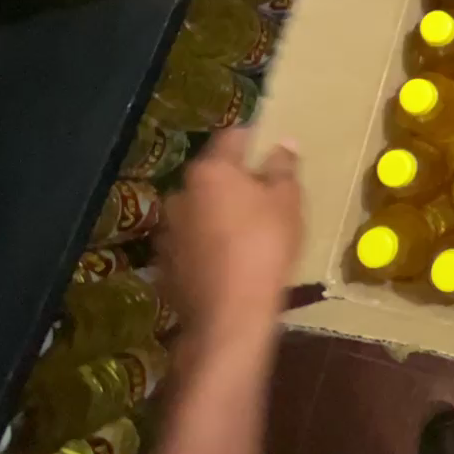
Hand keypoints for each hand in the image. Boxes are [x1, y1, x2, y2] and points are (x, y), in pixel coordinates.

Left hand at [156, 129, 303, 341]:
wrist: (231, 316)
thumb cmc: (265, 246)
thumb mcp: (287, 200)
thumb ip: (283, 167)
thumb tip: (283, 144)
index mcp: (210, 171)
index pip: (233, 137)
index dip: (256, 138)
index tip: (274, 148)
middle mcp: (182, 194)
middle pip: (214, 174)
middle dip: (237, 178)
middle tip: (267, 191)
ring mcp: (169, 231)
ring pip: (201, 208)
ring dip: (220, 211)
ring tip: (249, 227)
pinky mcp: (166, 265)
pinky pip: (193, 240)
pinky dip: (209, 241)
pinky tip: (231, 257)